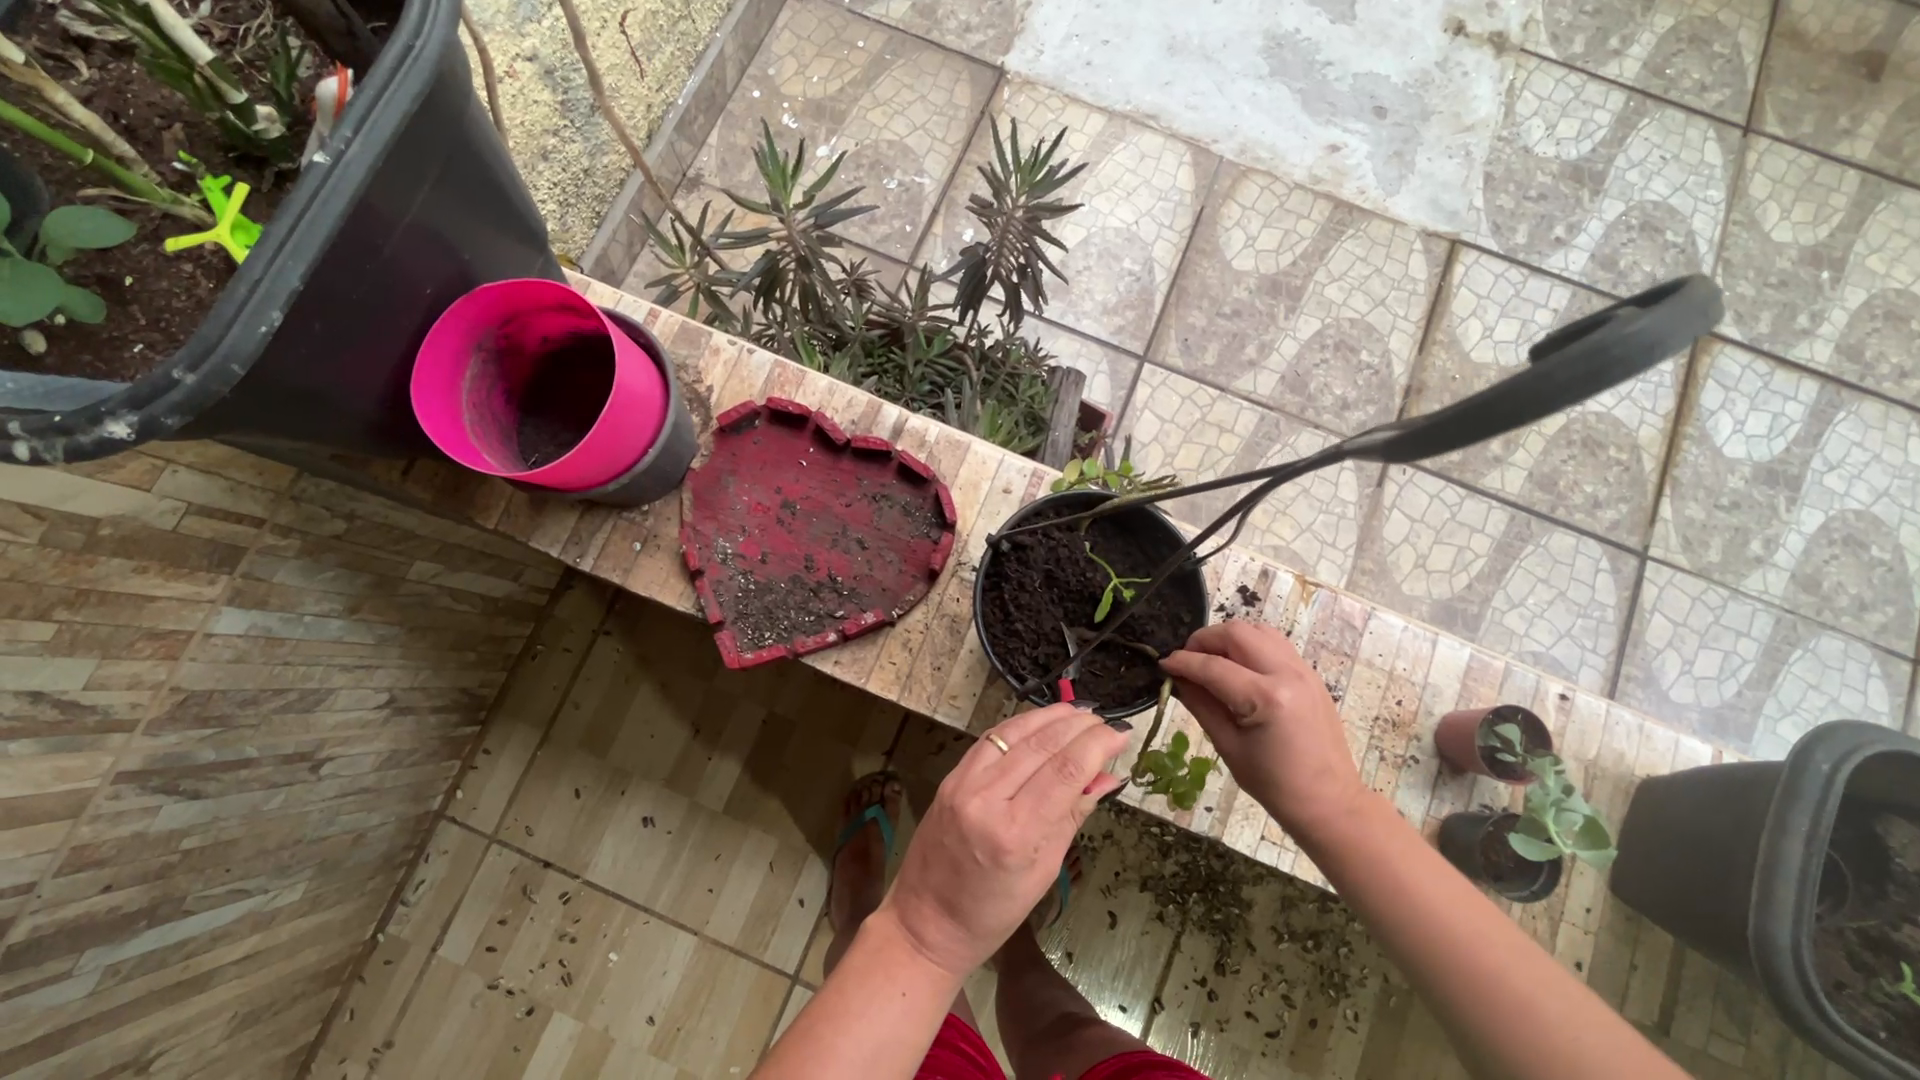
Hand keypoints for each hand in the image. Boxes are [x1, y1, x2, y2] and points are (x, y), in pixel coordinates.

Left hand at [879, 703, 1127, 976]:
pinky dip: (1019, 726)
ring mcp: (963, 784)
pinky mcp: (951, 778)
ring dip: (1050, 718)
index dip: (1097, 746)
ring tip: (1080, 712)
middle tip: (1106, 721)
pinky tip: (1040, 721)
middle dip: (1079, 727)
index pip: (1065, 772)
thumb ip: (1073, 816)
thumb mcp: (1043, 871)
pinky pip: (990, 740)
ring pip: (1014, 735)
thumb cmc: (992, 912)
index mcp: (1016, 834)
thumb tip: (1108, 777)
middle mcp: (987, 800)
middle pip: (1042, 747)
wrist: (925, 920)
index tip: (1122, 735)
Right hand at [1159, 621, 1366, 838]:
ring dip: (1229, 638)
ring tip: (1212, 660)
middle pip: (1236, 633)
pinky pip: (1275, 644)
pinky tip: (1238, 668)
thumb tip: (1178, 679)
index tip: (1163, 663)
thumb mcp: (1228, 746)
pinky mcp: (1310, 675)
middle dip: (1204, 640)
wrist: (1329, 801)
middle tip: (1187, 660)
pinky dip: (1251, 646)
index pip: (1212, 666)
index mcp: (1265, 699)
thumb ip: (1201, 705)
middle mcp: (1287, 674)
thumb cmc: (1274, 784)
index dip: (1182, 662)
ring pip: (1258, 630)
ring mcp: (1303, 670)